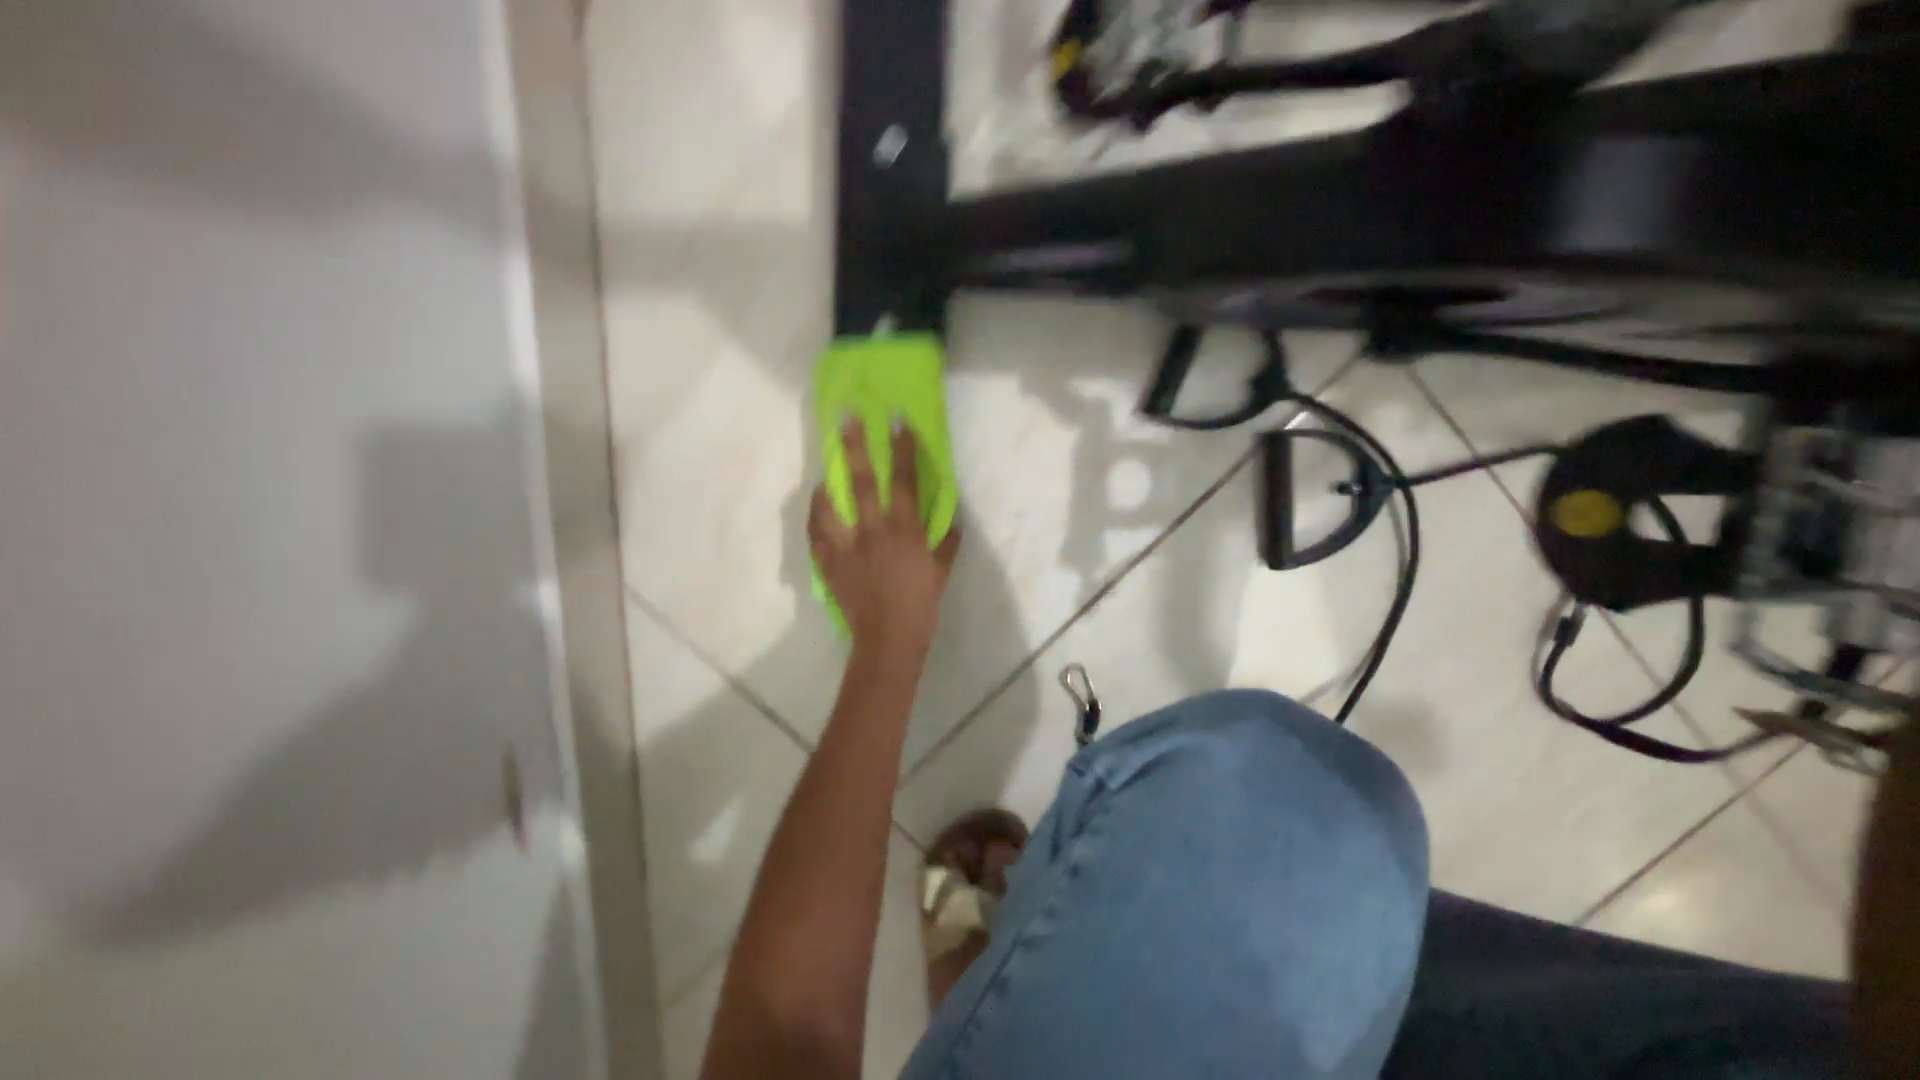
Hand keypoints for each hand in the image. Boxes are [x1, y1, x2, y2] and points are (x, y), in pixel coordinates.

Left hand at [809, 421, 961, 654]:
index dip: (902, 449)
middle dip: (855, 446)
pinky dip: (817, 515)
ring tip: (825, 464)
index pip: (904, 481)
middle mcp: (874, 531)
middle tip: (847, 417)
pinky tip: (819, 503)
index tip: (898, 422)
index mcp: (905, 531)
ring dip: (828, 480)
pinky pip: (817, 532)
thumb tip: (952, 522)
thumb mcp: (941, 573)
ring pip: (831, 504)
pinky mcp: (829, 562)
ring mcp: (847, 546)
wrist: (889, 639)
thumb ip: (946, 544)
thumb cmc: (921, 606)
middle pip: (862, 481)